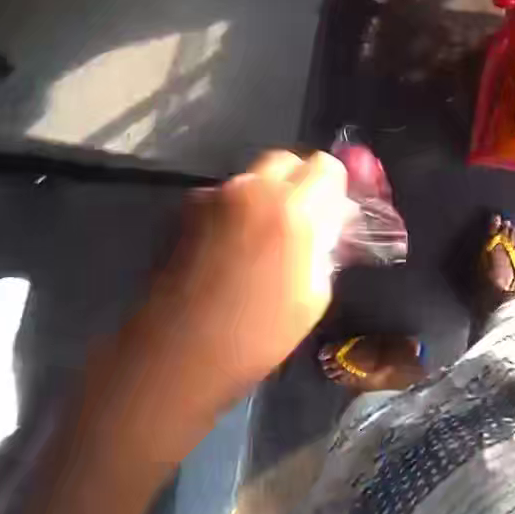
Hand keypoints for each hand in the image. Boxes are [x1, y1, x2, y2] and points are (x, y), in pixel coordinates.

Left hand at [130, 150, 351, 403]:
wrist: (179, 352)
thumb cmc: (258, 334)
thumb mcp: (314, 294)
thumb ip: (326, 245)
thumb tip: (330, 225)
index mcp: (291, 209)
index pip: (326, 167)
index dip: (335, 187)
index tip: (334, 212)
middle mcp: (252, 189)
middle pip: (287, 161)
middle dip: (300, 182)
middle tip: (303, 219)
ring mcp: (214, 195)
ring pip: (254, 178)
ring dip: (266, 196)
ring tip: (263, 238)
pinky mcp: (186, 209)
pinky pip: (226, 196)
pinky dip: (237, 210)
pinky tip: (232, 248)